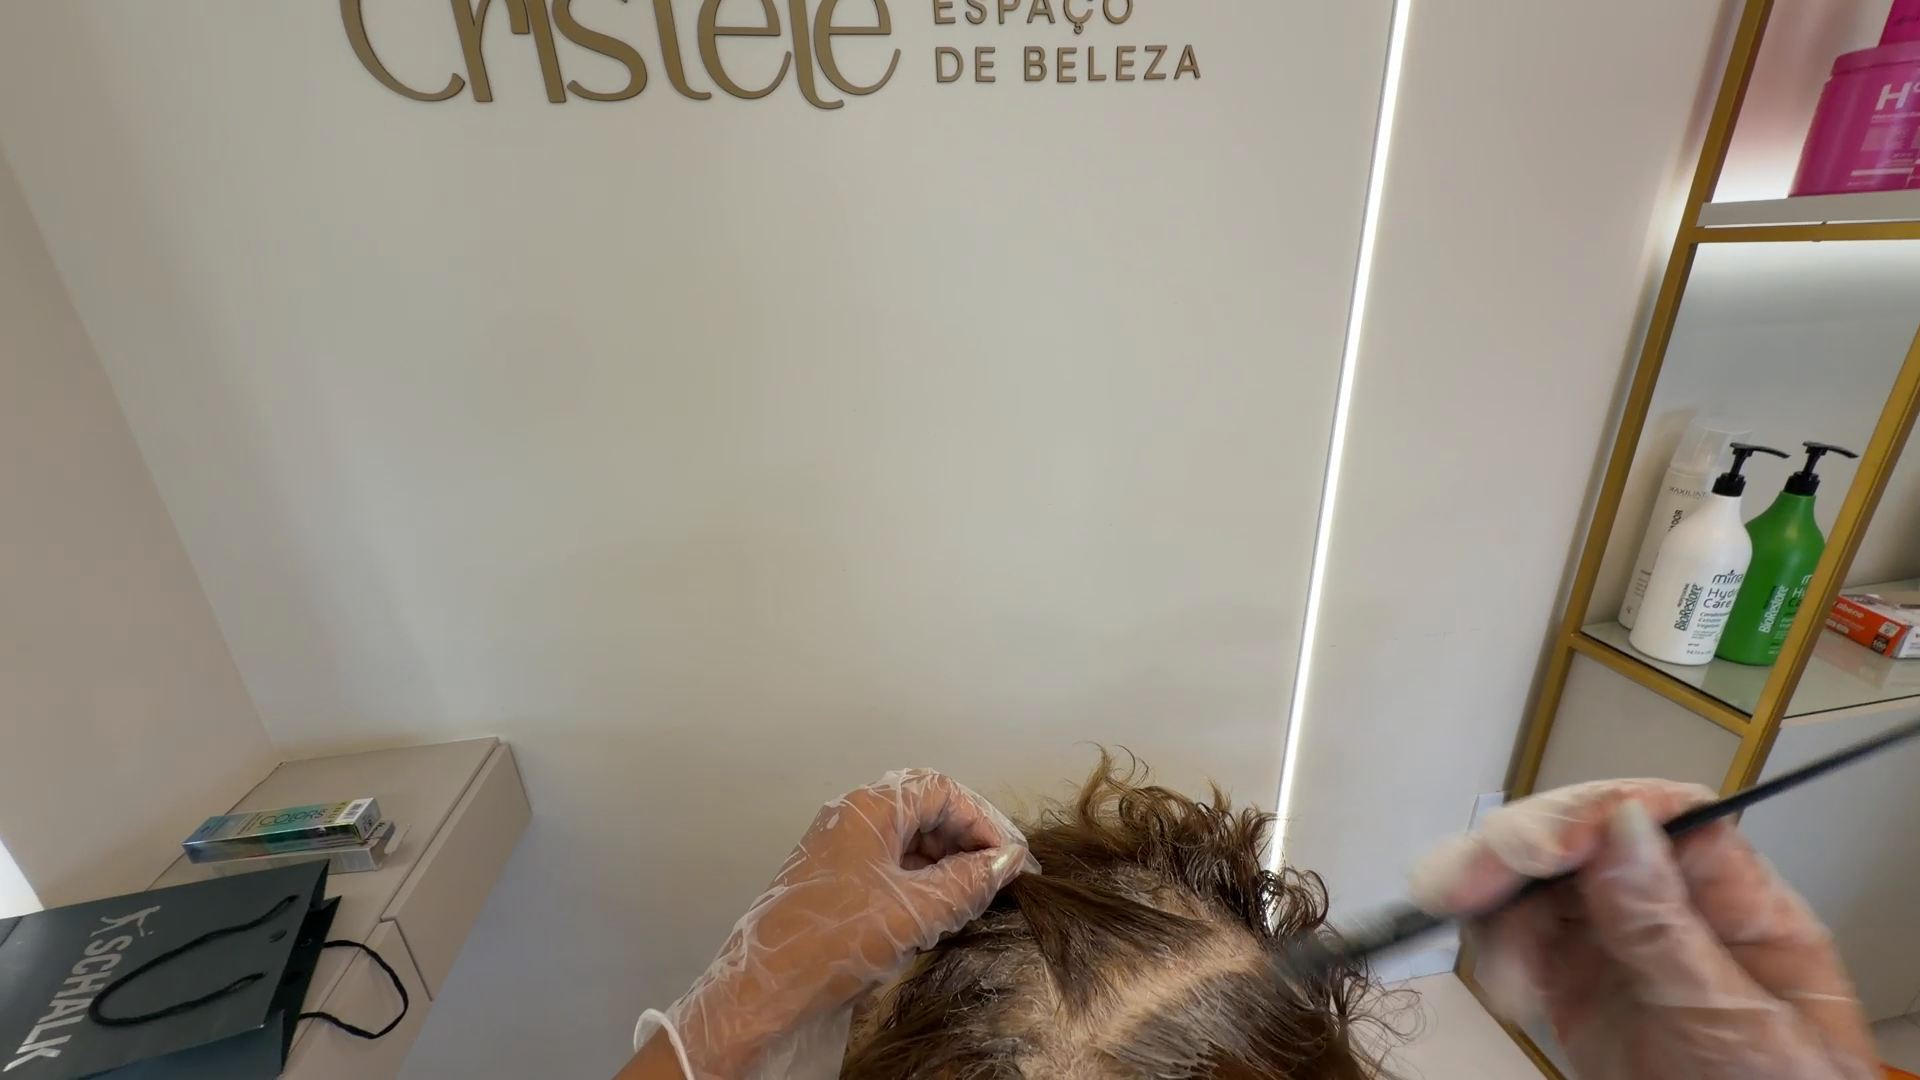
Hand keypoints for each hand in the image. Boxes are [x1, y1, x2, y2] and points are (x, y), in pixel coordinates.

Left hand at [647, 770, 1034, 1079]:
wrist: (762, 995)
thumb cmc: (830, 942)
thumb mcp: (912, 911)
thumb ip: (967, 882)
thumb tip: (1007, 861)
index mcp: (869, 808)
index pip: (940, 791)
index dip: (982, 819)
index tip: (1010, 855)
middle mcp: (855, 818)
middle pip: (926, 811)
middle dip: (967, 840)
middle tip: (999, 874)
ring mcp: (844, 849)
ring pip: (911, 840)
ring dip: (947, 863)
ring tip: (974, 896)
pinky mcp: (839, 880)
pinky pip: (893, 866)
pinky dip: (923, 882)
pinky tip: (940, 910)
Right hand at [1409, 779, 1876, 1079]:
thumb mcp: (1733, 1027)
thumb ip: (1668, 928)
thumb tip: (1624, 820)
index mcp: (1731, 905)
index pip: (1660, 816)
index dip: (1593, 814)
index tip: (1543, 848)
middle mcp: (1659, 901)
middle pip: (1570, 834)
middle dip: (1510, 857)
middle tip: (1467, 888)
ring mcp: (1602, 929)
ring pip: (1519, 872)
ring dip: (1486, 905)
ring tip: (1491, 962)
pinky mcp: (1555, 960)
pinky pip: (1499, 920)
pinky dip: (1484, 940)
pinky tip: (1501, 979)